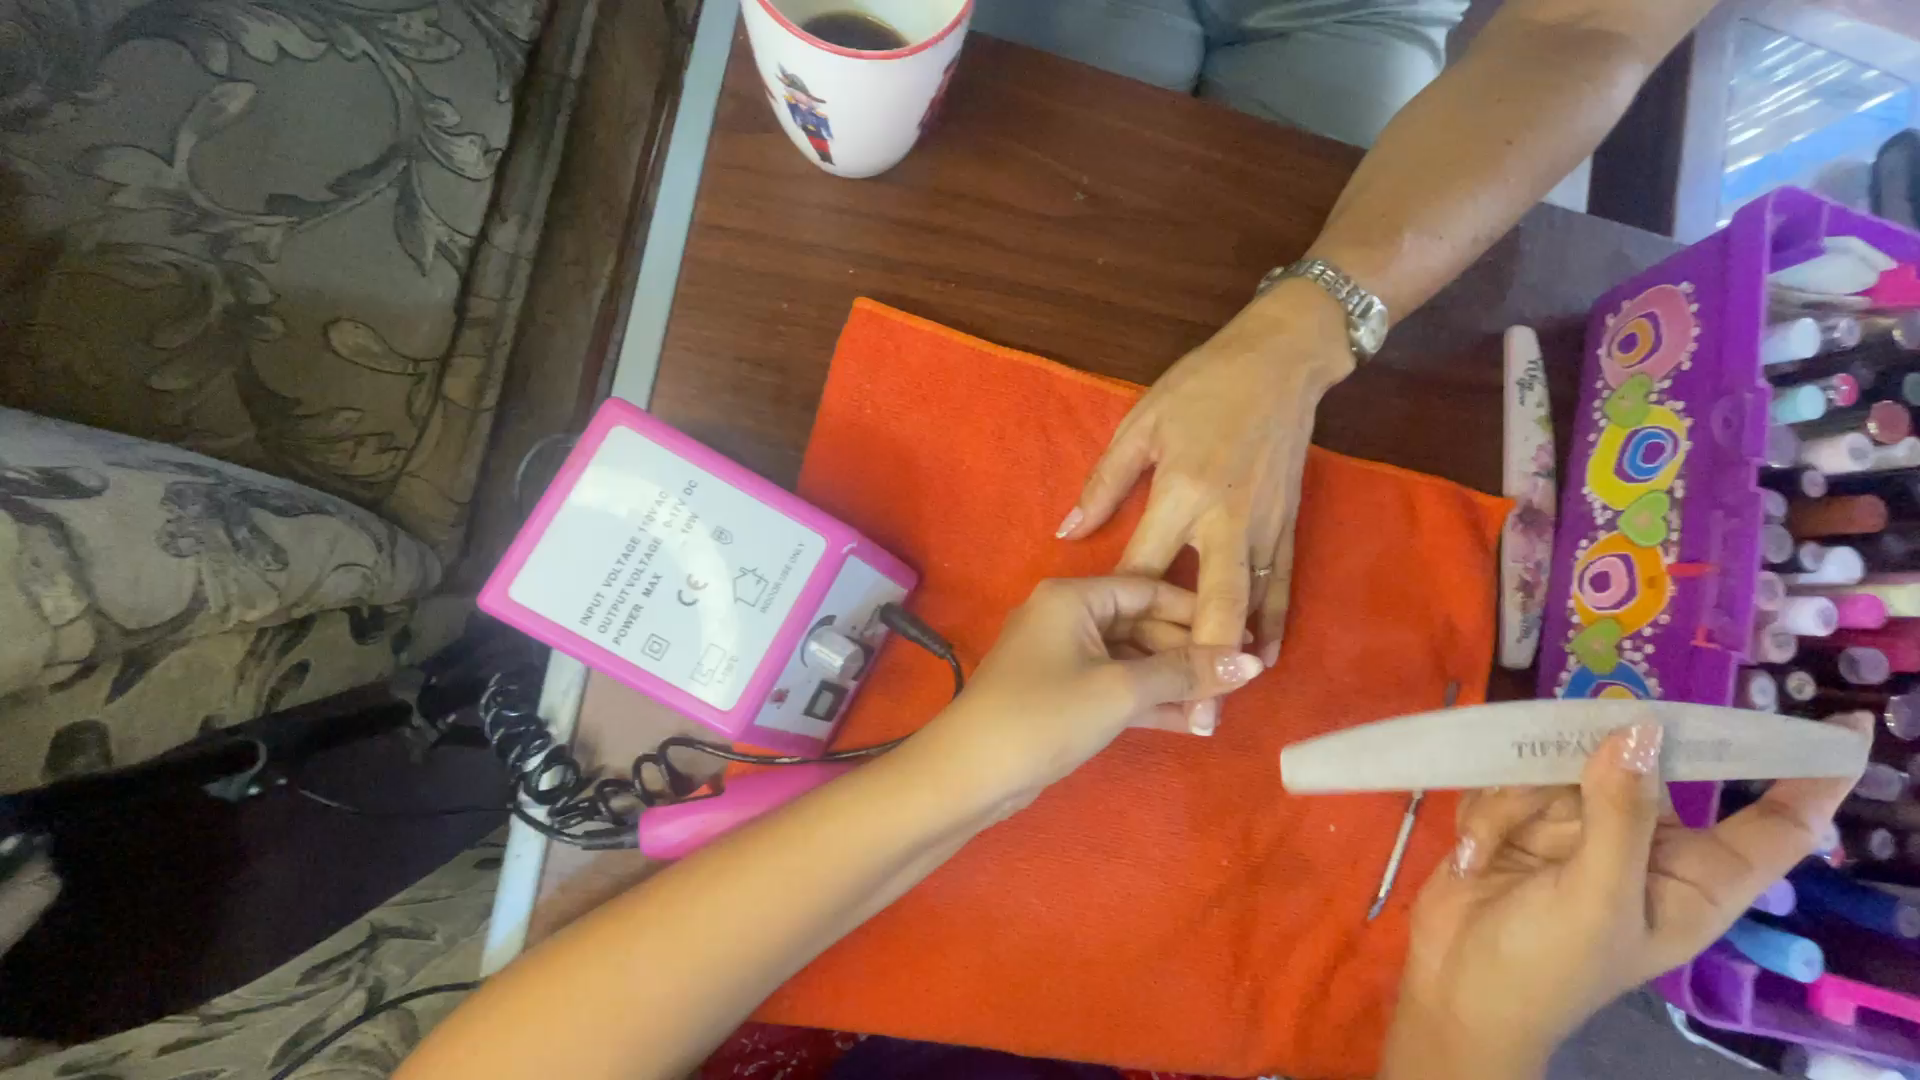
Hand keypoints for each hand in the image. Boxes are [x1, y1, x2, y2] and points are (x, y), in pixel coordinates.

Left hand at [912, 577, 1263, 802]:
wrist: (970, 773)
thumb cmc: (1045, 715)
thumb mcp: (1119, 690)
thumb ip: (1184, 673)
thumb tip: (1250, 662)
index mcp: (1072, 596)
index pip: (1148, 590)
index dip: (1197, 613)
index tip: (1245, 636)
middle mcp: (1066, 616)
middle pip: (1140, 625)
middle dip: (1187, 654)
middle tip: (1240, 680)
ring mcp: (1062, 657)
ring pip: (1130, 659)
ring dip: (1172, 681)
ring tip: (1223, 705)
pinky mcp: (1062, 694)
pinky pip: (1115, 686)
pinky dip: (1148, 701)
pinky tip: (1193, 721)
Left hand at [1058, 279, 1354, 733]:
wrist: (1281, 358)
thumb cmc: (1200, 389)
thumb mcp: (1140, 428)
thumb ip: (1105, 485)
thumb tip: (1069, 531)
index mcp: (1180, 495)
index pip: (1145, 570)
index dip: (1131, 620)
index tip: (1113, 657)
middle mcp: (1224, 521)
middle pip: (1213, 604)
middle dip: (1204, 663)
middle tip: (1202, 720)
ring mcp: (1263, 525)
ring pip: (1253, 602)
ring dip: (1242, 653)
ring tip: (1228, 701)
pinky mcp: (1289, 523)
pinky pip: (1283, 582)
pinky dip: (1278, 620)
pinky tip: (1267, 654)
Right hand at [1380, 712, 1871, 1079]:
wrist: (1456, 983)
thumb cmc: (1548, 962)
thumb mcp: (1596, 899)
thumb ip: (1619, 814)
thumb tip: (1641, 729)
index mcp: (1692, 879)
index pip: (1774, 823)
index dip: (1806, 778)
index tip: (1839, 726)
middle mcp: (1639, 845)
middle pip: (1637, 768)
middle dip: (1585, 769)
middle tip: (1550, 779)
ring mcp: (1574, 829)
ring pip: (1556, 768)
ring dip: (1517, 803)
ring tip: (1496, 852)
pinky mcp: (1517, 818)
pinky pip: (1506, 781)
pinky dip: (1487, 812)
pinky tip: (1474, 853)